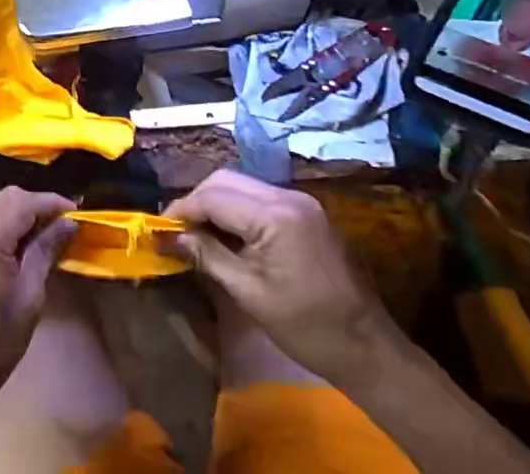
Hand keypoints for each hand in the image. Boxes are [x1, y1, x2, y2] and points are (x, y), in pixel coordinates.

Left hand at [0, 188, 75, 471]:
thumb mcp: (30, 295)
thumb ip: (46, 250)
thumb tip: (69, 222)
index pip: (24, 201)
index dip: (53, 203)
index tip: (78, 213)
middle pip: (7, 197)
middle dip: (36, 206)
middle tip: (63, 226)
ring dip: (19, 213)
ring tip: (45, 236)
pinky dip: (2, 222)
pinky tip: (18, 244)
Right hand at [166, 170, 400, 385]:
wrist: (369, 349)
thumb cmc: (306, 326)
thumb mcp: (248, 292)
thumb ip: (206, 255)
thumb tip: (167, 236)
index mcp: (275, 215)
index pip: (213, 196)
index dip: (182, 210)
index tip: (160, 229)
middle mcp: (288, 197)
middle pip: (226, 180)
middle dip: (197, 201)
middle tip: (177, 230)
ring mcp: (301, 202)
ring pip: (242, 185)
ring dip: (215, 203)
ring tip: (197, 233)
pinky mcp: (307, 213)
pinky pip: (261, 197)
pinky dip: (237, 209)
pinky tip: (227, 234)